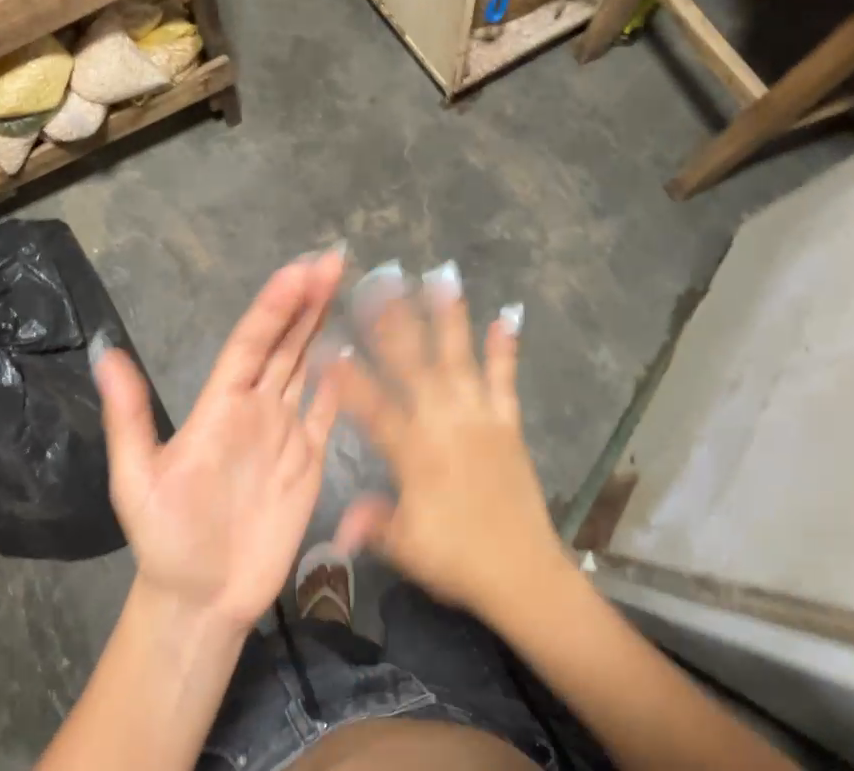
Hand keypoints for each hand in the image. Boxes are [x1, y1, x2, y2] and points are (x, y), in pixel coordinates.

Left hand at [95, 248, 346, 630]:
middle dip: (306, 301)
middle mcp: (252, 409)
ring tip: (346, 287)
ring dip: (323, 328)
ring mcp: (281, 434)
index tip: (300, 270)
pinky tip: (352, 353)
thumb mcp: (136, 478)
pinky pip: (326, 414)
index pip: (250, 343)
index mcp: (217, 406)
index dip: (274, 307)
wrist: (198, 597)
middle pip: (283, 344)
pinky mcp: (306, 464)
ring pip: (305, 368)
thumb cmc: (165, 539)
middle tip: (333, 260)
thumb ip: (128, 417)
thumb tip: (105, 354)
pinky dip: (340, 383)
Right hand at [331, 265, 568, 618]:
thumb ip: (371, 522)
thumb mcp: (404, 546)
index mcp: (412, 453)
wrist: (526, 576)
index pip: (370, 404)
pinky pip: (503, 382)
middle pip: (412, 366)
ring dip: (447, 319)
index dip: (346, 374)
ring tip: (440, 277)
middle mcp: (443, 426)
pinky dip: (504, 350)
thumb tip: (339, 521)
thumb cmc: (457, 560)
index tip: (327, 341)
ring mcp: (479, 421)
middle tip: (379, 282)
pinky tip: (504, 318)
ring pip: (458, 361)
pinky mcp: (508, 426)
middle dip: (392, 322)